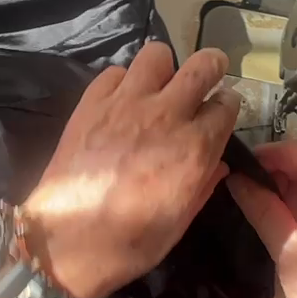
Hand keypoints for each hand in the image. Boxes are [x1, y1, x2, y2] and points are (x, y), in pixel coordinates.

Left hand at [22, 44, 240, 297]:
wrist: (69, 241)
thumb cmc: (131, 242)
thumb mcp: (180, 221)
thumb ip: (203, 185)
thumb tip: (218, 163)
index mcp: (195, 148)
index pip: (227, 104)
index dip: (227, 107)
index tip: (220, 113)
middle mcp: (166, 115)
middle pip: (203, 65)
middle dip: (211, 67)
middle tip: (206, 77)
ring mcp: (126, 103)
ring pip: (157, 54)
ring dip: (164, 68)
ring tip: (158, 86)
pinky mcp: (91, 102)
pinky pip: (115, 72)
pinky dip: (123, 82)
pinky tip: (120, 102)